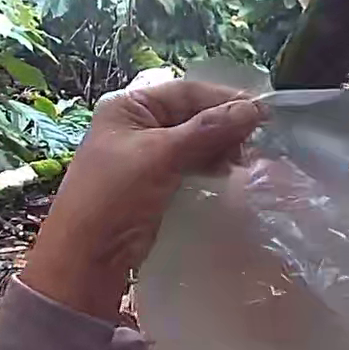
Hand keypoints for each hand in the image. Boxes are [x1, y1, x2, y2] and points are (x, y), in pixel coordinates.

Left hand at [23, 80, 264, 319]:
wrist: (86, 258)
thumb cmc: (115, 196)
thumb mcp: (160, 156)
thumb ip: (207, 130)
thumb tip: (253, 110)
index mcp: (128, 107)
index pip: (185, 92)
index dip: (223, 100)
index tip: (262, 114)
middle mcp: (137, 126)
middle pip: (192, 115)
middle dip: (224, 127)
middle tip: (256, 144)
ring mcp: (145, 156)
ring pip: (194, 142)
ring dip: (220, 149)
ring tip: (246, 162)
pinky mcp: (155, 184)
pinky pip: (189, 166)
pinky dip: (209, 167)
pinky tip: (229, 175)